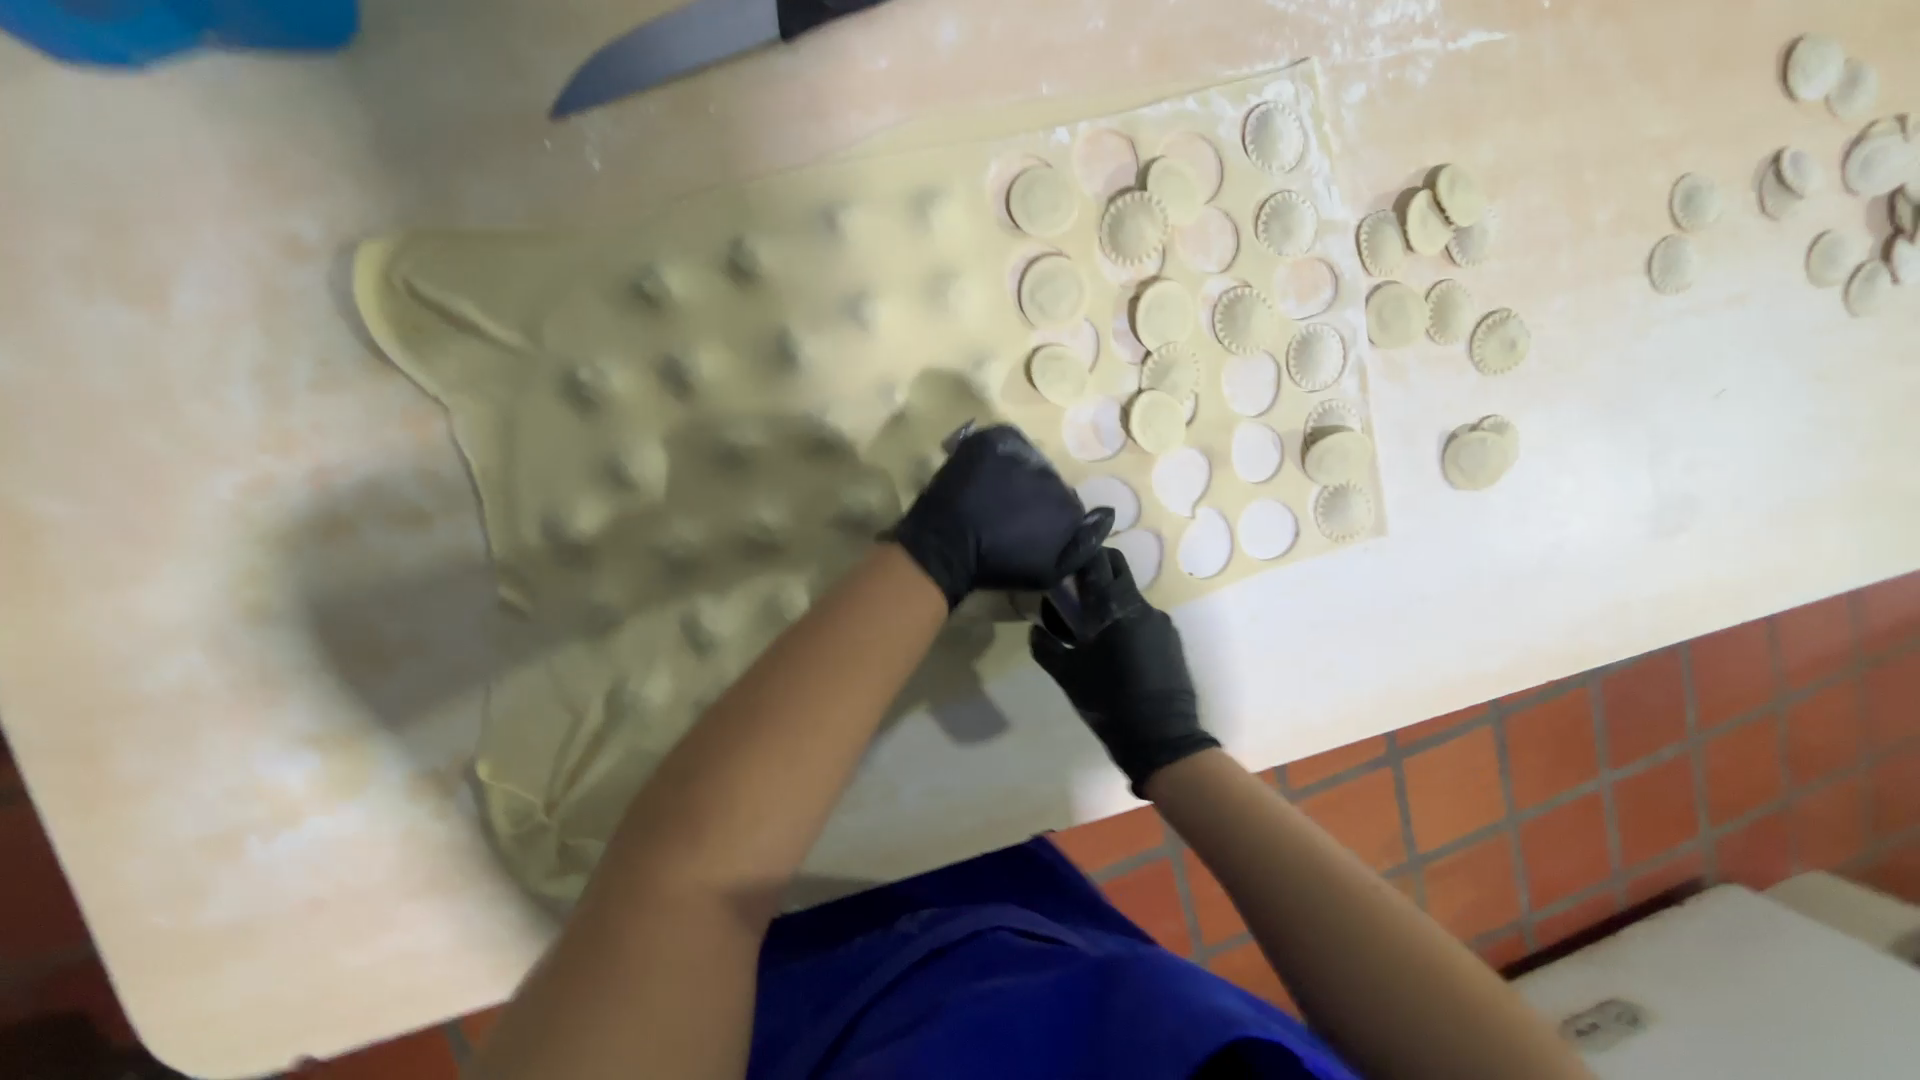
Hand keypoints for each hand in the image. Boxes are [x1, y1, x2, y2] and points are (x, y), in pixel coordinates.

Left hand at [889, 424, 1111, 608]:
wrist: (946, 546)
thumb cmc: (997, 566)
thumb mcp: (1048, 571)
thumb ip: (1083, 546)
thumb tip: (1107, 515)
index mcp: (1069, 506)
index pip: (1069, 504)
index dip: (1050, 517)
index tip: (1031, 528)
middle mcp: (1052, 476)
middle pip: (1050, 482)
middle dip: (1035, 494)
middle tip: (1009, 511)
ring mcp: (1021, 454)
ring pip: (1029, 462)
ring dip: (1018, 474)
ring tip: (994, 493)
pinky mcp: (993, 440)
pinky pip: (1006, 441)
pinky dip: (1001, 452)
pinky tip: (987, 470)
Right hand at [1030, 548, 1217, 793]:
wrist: (1162, 737)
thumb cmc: (1109, 702)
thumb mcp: (1067, 676)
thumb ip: (1046, 647)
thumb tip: (1035, 628)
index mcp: (1114, 609)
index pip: (1100, 561)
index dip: (1083, 554)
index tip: (1067, 560)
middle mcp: (1141, 607)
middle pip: (1119, 572)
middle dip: (1098, 574)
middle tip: (1077, 592)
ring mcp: (1161, 624)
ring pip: (1130, 600)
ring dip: (1111, 605)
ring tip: (1094, 632)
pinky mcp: (1172, 641)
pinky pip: (1144, 621)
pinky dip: (1127, 625)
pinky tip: (1116, 651)